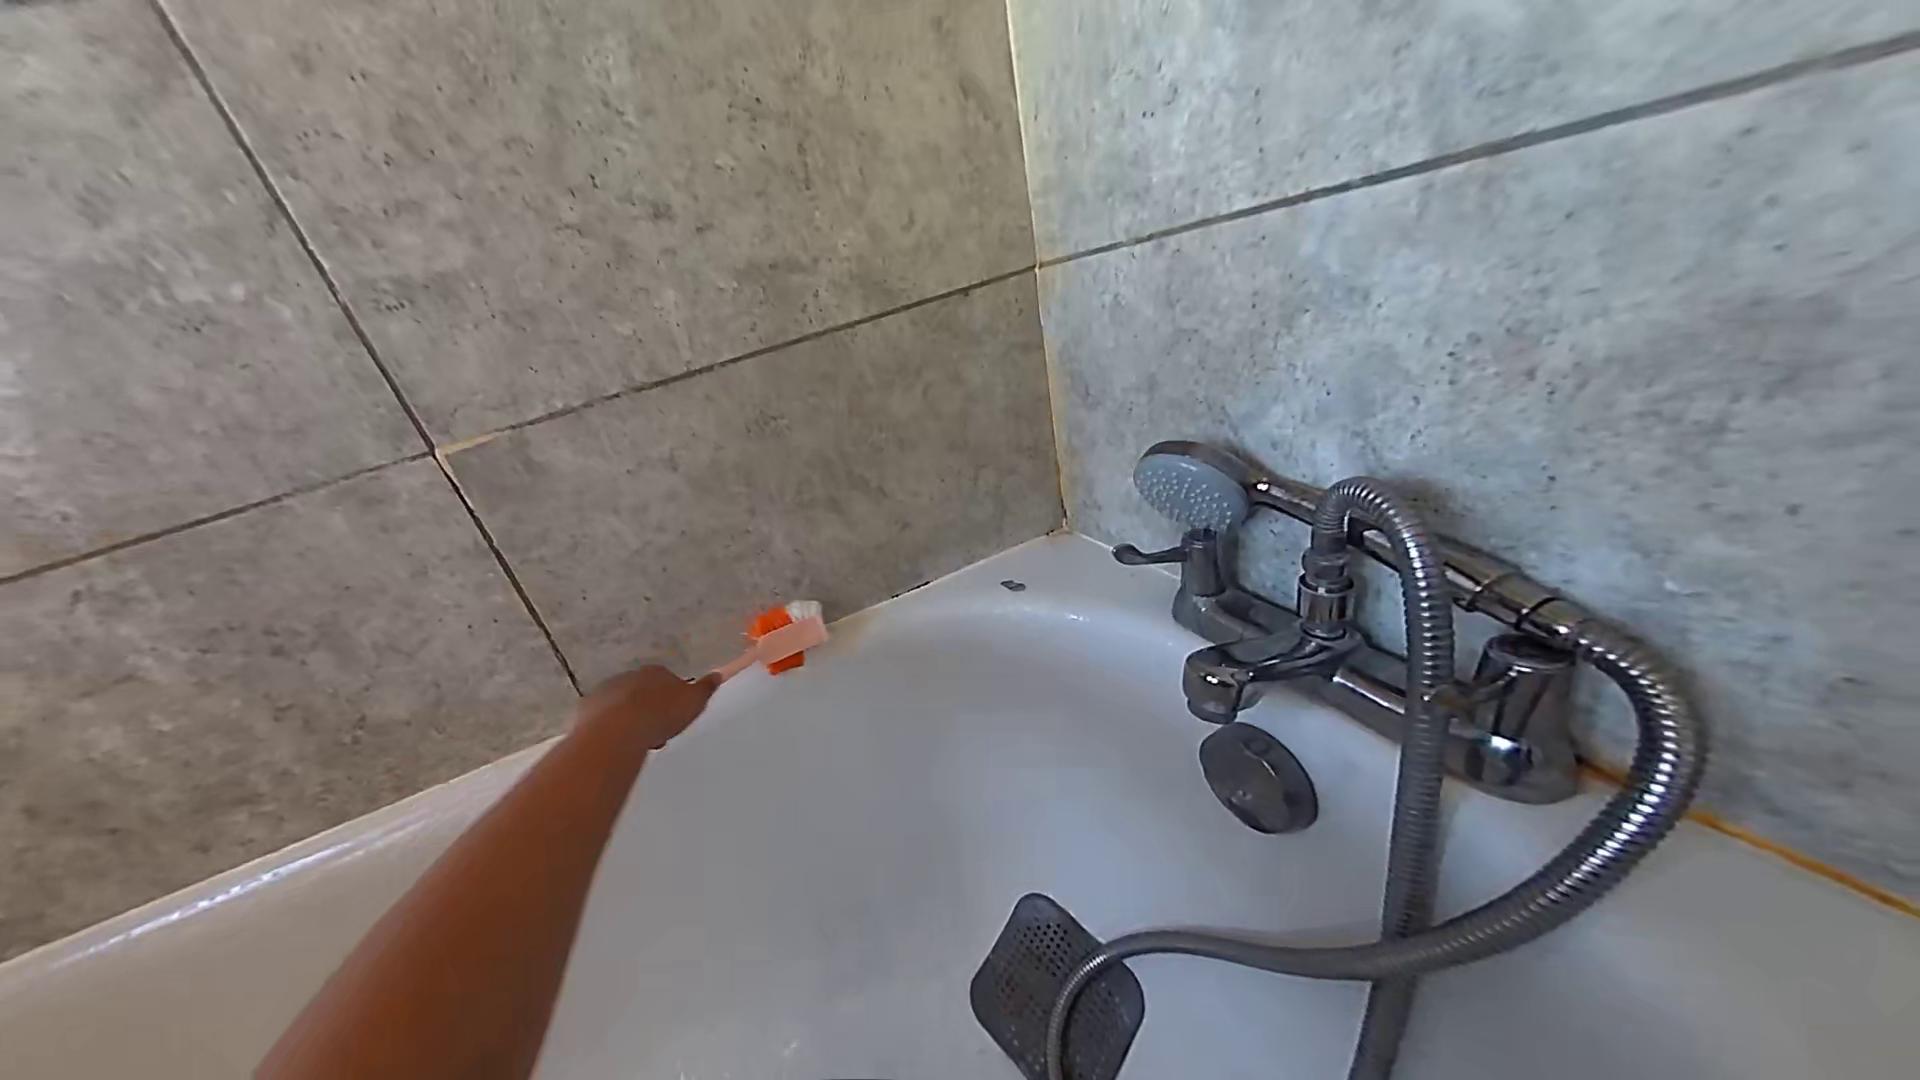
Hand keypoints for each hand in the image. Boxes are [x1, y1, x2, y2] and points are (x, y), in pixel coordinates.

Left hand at [577, 665, 718, 748]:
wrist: (618, 732)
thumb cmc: (661, 715)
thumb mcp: (694, 702)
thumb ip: (706, 688)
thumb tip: (717, 674)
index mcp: (657, 672)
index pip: (666, 679)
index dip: (670, 698)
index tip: (673, 715)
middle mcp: (631, 676)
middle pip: (642, 690)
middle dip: (648, 706)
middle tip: (655, 730)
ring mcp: (606, 690)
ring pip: (621, 702)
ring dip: (628, 715)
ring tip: (636, 739)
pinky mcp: (587, 708)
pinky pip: (601, 716)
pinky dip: (608, 724)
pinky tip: (615, 740)